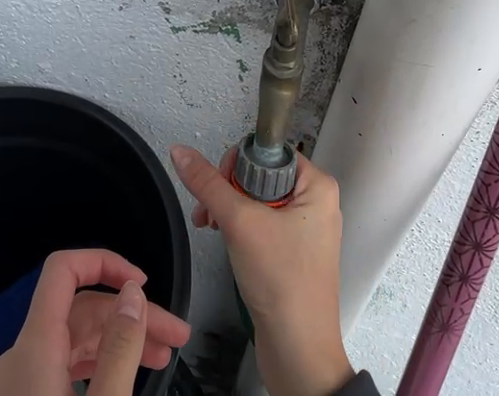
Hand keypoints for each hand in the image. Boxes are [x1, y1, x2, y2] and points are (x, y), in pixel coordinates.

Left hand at [0, 248, 191, 395]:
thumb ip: (120, 350)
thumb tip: (134, 294)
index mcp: (31, 349)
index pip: (62, 270)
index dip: (104, 263)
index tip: (142, 283)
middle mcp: (18, 358)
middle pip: (78, 310)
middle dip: (130, 315)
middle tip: (176, 334)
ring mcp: (19, 382)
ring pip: (75, 340)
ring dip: (121, 340)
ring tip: (165, 354)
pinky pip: (65, 365)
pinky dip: (100, 362)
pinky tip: (132, 370)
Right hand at [170, 144, 354, 395]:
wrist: (297, 347)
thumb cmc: (283, 284)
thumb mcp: (239, 222)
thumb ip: (208, 183)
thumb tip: (181, 153)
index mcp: (317, 186)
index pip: (267, 151)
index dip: (237, 164)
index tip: (218, 185)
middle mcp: (315, 202)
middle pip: (259, 174)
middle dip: (227, 190)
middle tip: (211, 212)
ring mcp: (305, 228)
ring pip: (256, 200)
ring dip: (228, 210)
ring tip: (212, 227)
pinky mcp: (293, 251)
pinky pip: (260, 223)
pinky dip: (238, 228)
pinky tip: (225, 241)